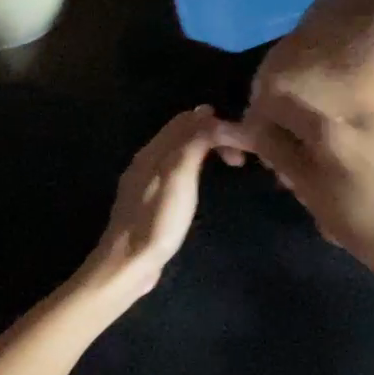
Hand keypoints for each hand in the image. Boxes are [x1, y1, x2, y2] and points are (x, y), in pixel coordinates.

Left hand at [84, 106, 245, 297]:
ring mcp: (145, 181)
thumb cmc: (158, 220)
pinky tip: (201, 184)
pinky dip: (194, 167)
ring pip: (178, 151)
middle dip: (213, 134)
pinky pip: (174, 170)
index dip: (218, 125)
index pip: (188, 120)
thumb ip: (191, 142)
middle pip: (182, 132)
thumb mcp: (179, 175)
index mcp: (153, 151)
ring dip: (205, 150)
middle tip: (240, 156)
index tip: (244, 145)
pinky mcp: (148, 201)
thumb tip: (206, 112)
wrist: (129, 262)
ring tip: (230, 164)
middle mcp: (146, 160)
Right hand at [245, 100, 373, 301]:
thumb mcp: (316, 201)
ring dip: (366, 146)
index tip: (277, 138)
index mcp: (332, 133)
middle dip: (327, 142)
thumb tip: (252, 130)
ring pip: (371, 127)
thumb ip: (283, 159)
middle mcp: (368, 114)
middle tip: (337, 179)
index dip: (274, 118)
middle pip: (331, 119)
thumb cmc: (372, 236)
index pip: (284, 105)